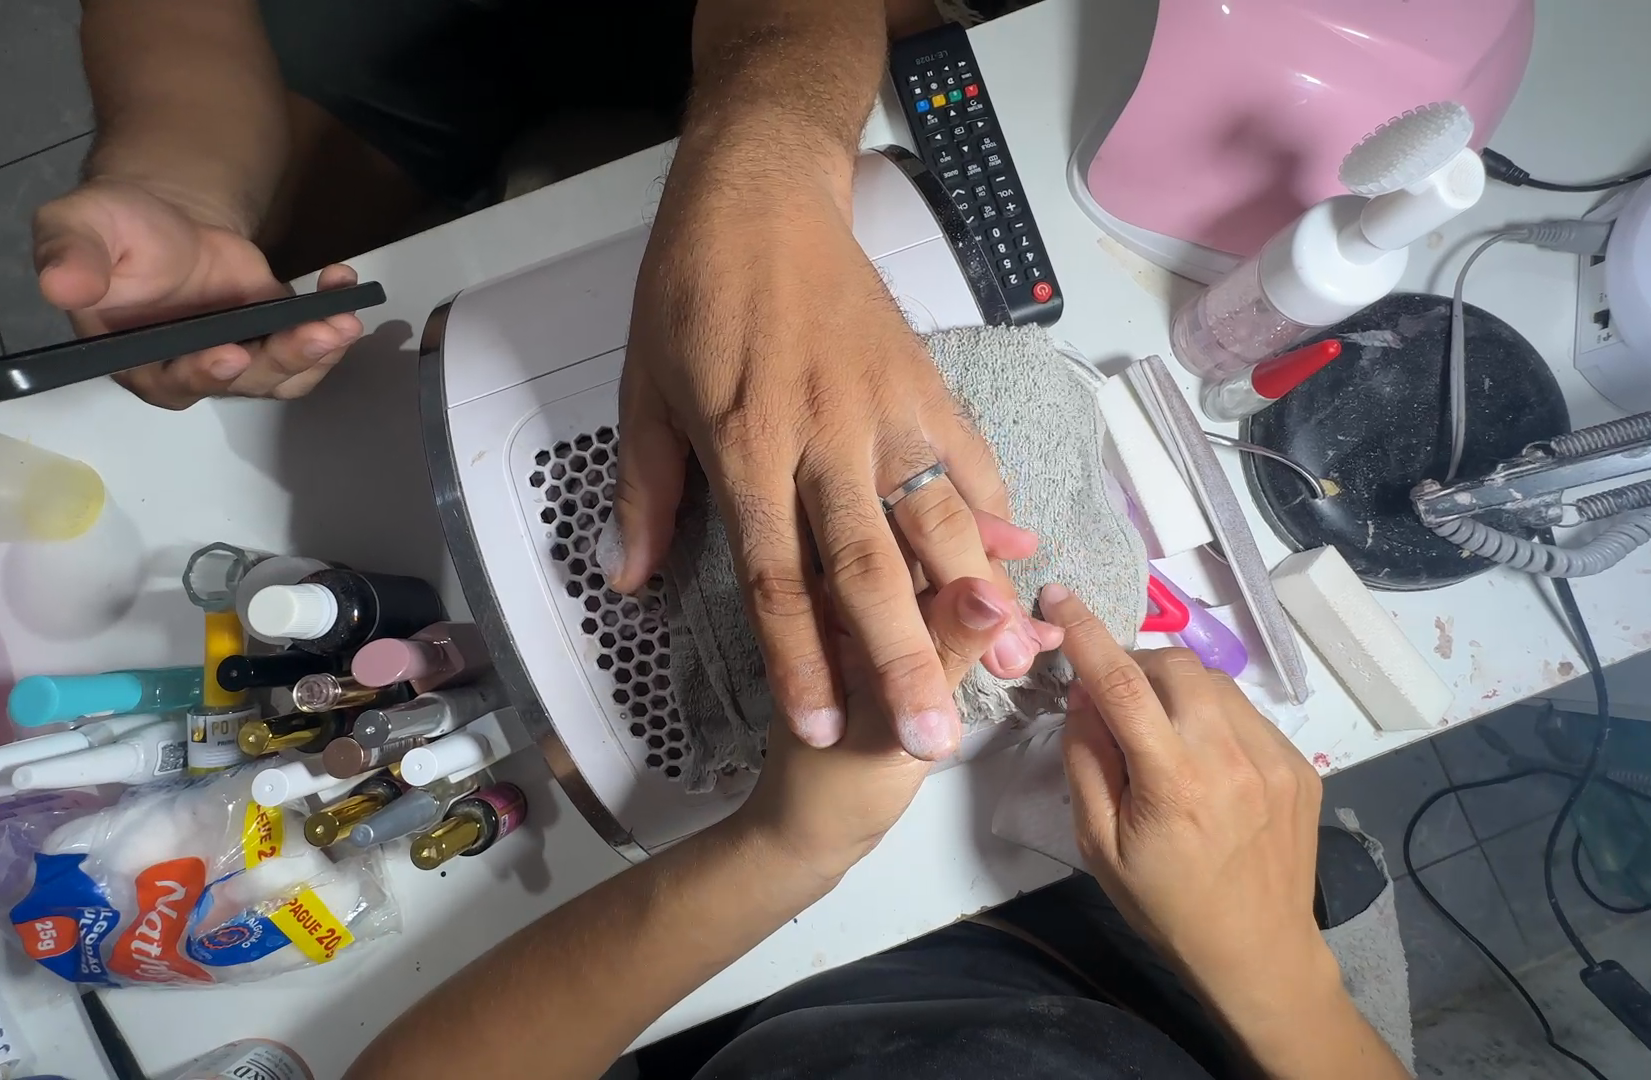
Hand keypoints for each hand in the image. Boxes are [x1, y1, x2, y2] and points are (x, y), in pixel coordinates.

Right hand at [32, 177, 364, 408]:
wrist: (170, 217)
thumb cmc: (116, 226)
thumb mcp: (79, 226)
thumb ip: (70, 255)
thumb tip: (59, 286)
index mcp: (138, 357)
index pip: (173, 383)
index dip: (203, 375)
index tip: (231, 353)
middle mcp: (196, 369)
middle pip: (248, 381)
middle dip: (286, 358)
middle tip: (321, 332)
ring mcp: (246, 359)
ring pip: (289, 373)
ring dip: (322, 350)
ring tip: (344, 319)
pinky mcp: (279, 342)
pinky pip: (315, 347)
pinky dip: (334, 322)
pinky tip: (342, 285)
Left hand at [613, 159, 1031, 762]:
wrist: (757, 197)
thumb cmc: (692, 296)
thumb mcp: (644, 394)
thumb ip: (647, 495)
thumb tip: (631, 579)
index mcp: (746, 448)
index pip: (775, 577)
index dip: (798, 660)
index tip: (823, 730)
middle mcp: (822, 439)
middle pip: (864, 564)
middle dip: (900, 659)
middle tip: (929, 740)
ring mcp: (883, 410)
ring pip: (932, 515)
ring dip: (970, 595)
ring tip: (1009, 664)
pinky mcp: (922, 382)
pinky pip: (966, 453)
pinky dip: (993, 507)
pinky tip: (1018, 557)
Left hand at [731, 563, 1060, 885]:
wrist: (814, 836)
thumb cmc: (835, 788)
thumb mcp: (891, 723)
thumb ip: (939, 657)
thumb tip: (992, 594)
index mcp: (824, 604)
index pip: (889, 542)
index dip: (955, 532)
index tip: (1015, 544)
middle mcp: (846, 601)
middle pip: (922, 554)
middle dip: (984, 564)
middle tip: (1035, 592)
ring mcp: (873, 623)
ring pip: (941, 586)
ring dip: (994, 597)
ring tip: (1042, 625)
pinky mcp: (897, 648)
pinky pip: (947, 622)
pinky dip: (989, 628)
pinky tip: (1033, 636)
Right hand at [1042, 584, 1338, 1022]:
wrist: (1259, 952)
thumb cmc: (1163, 902)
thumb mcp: (1096, 841)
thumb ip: (1085, 758)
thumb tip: (1083, 693)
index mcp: (1173, 782)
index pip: (1120, 683)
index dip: (1085, 632)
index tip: (1059, 595)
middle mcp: (1231, 757)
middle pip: (1173, 663)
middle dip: (1133, 663)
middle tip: (1115, 699)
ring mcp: (1275, 757)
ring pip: (1211, 678)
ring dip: (1171, 686)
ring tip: (1159, 729)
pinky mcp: (1299, 763)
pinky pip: (1241, 708)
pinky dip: (1207, 711)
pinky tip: (1200, 753)